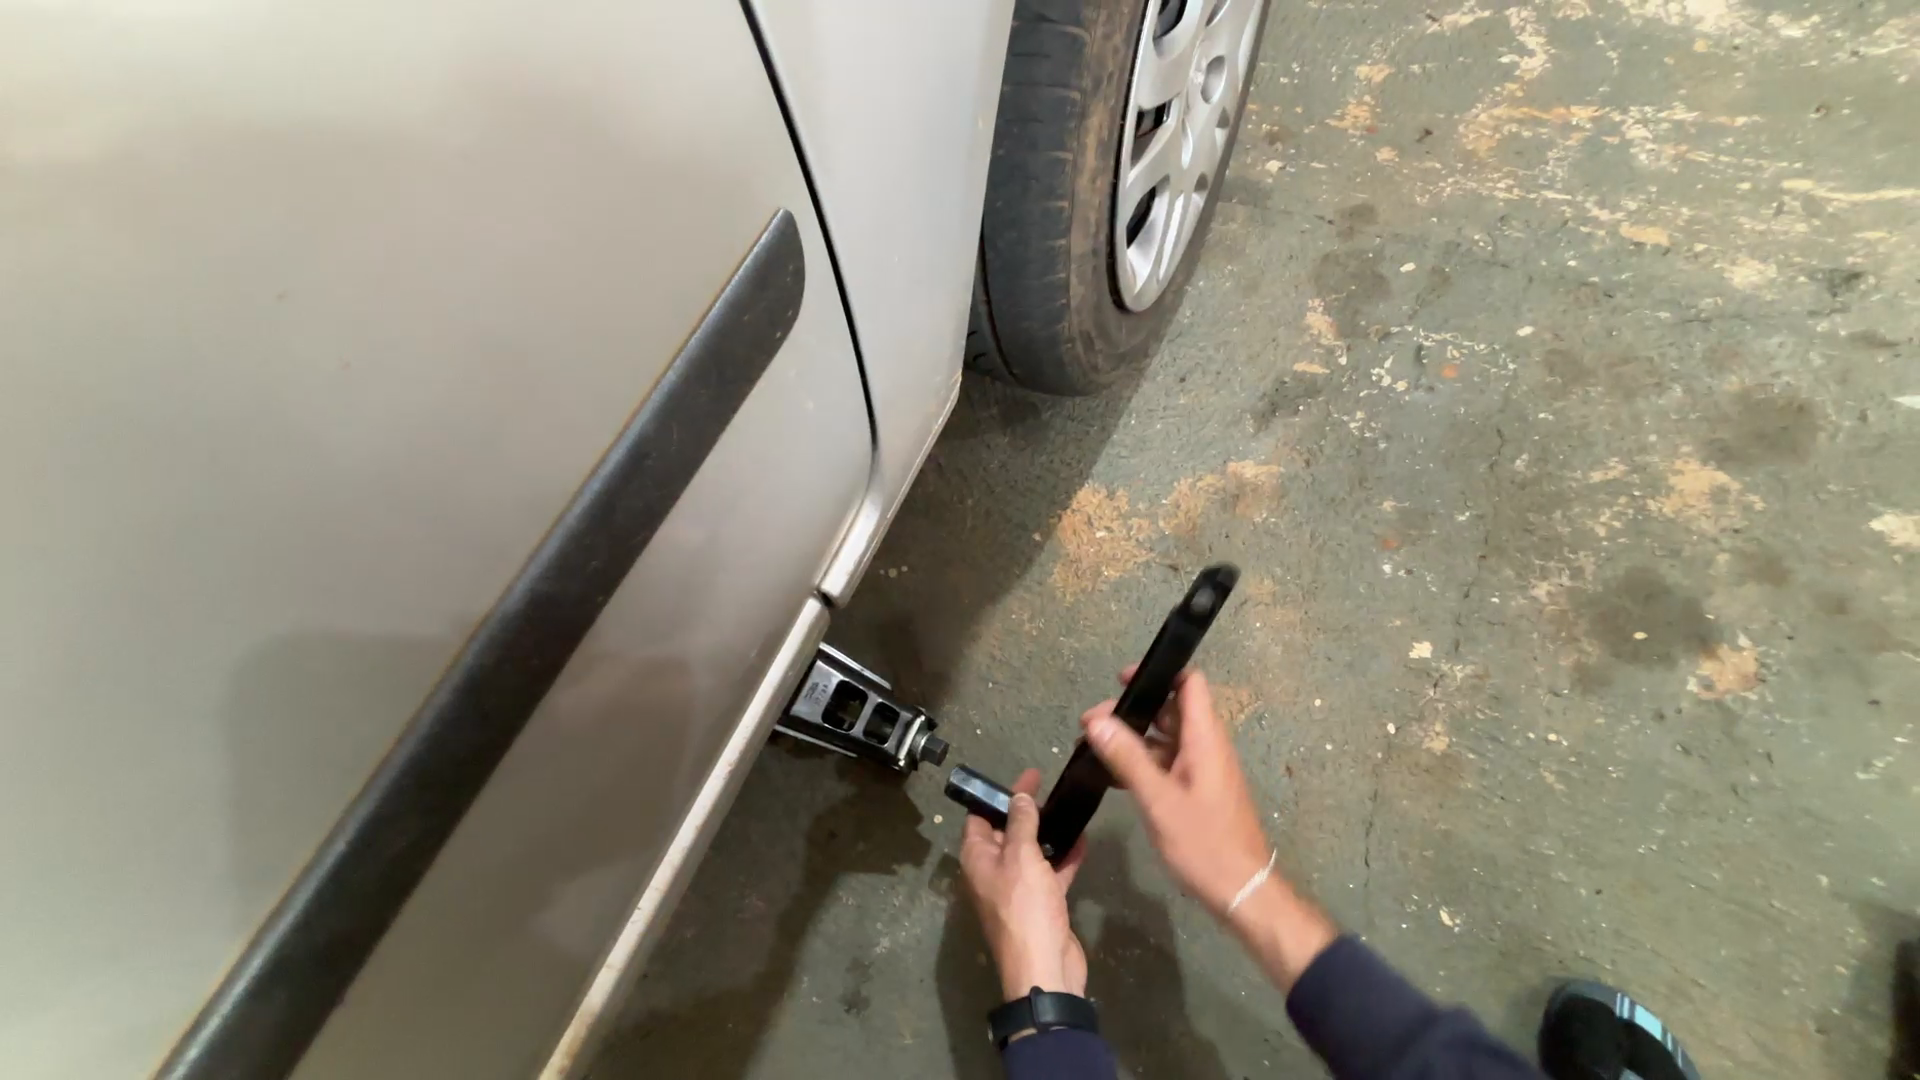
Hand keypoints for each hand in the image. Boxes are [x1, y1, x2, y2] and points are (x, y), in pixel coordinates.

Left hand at [959, 768, 1088, 1001]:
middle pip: (1006, 832)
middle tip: (1049, 788)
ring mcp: (1017, 889)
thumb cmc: (1025, 908)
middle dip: (1025, 811)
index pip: (980, 817)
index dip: (998, 794)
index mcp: (978, 859)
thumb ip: (1021, 823)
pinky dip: (1064, 857)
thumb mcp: (1021, 857)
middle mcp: (993, 871)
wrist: (1045, 969)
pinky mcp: (1041, 904)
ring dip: (1047, 832)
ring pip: (1031, 852)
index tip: (1024, 777)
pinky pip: (1050, 873)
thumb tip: (1019, 796)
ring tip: (1067, 808)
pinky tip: (1082, 839)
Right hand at [1084, 668, 1338, 991]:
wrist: (1242, 892)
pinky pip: (1166, 762)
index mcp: (1205, 739)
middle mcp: (1206, 746)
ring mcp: (1203, 769)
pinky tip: (1110, 775)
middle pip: (1170, 709)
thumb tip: (1096, 720)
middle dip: (1131, 710)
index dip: (1158, 673)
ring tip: (1091, 748)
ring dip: (1131, 738)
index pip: (1189, 683)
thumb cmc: (1204, 843)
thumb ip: (1127, 757)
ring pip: (1165, 738)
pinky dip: (1140, 761)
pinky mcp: (1197, 791)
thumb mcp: (1158, 800)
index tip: (1122, 682)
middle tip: (1091, 725)